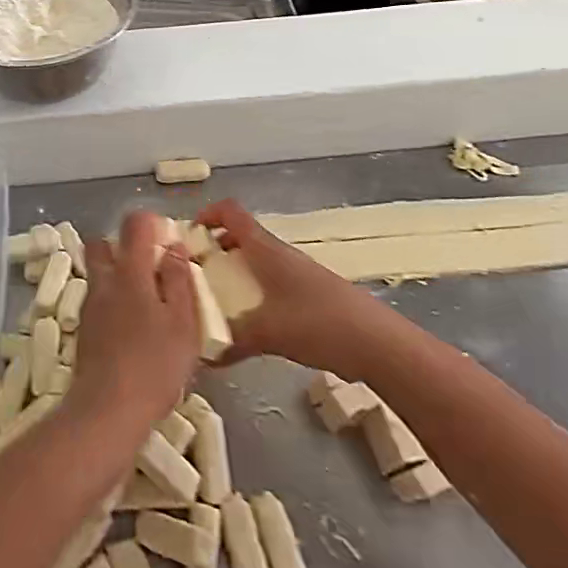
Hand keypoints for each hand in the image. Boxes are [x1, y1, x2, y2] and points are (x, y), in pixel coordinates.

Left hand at [65, 210, 199, 430]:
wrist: (108, 411)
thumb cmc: (155, 365)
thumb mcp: (183, 322)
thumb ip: (179, 280)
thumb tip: (173, 247)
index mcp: (130, 273)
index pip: (134, 225)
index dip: (151, 223)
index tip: (168, 240)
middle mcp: (103, 282)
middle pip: (103, 245)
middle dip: (123, 247)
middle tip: (152, 269)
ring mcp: (89, 307)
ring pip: (99, 275)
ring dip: (119, 277)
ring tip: (149, 305)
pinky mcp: (84, 331)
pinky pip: (98, 302)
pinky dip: (113, 303)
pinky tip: (133, 330)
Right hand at [198, 199, 385, 374]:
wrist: (379, 344)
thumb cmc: (319, 323)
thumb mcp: (267, 333)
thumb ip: (232, 343)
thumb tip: (204, 356)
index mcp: (266, 250)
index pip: (231, 212)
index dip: (207, 214)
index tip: (188, 237)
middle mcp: (280, 255)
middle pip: (241, 237)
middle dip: (215, 251)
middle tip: (195, 275)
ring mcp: (297, 275)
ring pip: (257, 263)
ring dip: (235, 275)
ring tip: (215, 302)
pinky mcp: (310, 296)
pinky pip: (271, 285)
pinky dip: (254, 295)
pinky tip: (249, 326)